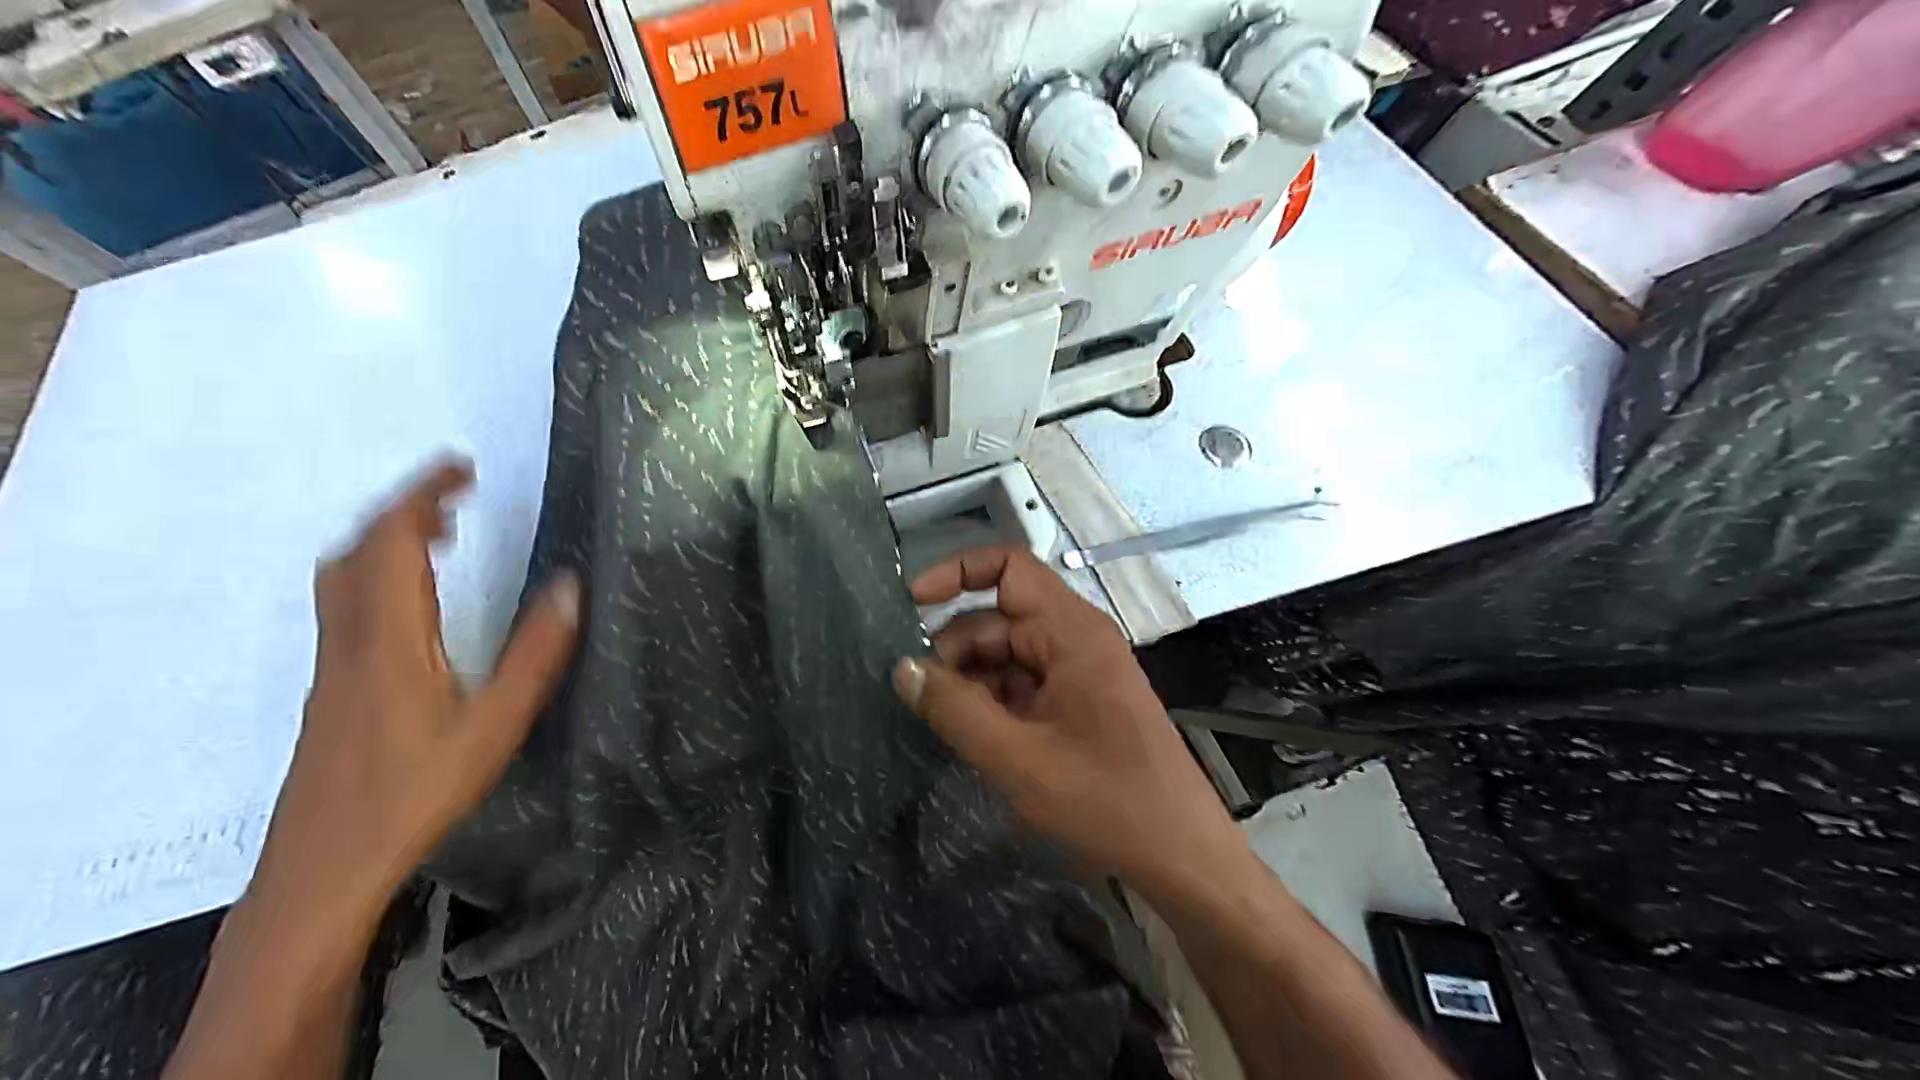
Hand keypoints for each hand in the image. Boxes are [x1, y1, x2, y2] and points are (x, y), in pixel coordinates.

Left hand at [250, 460, 579, 930]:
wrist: (324, 867)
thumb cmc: (416, 792)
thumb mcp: (495, 724)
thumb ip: (535, 654)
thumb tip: (571, 585)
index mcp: (388, 638)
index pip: (392, 541)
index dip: (423, 493)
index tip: (463, 468)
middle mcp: (349, 639)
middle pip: (356, 549)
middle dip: (403, 508)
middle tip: (458, 497)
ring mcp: (331, 665)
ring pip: (342, 577)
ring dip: (385, 539)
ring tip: (439, 533)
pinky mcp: (329, 688)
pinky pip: (345, 604)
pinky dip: (377, 573)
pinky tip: (413, 600)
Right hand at [893, 547, 1246, 896]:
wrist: (1181, 857)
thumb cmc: (1106, 801)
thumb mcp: (1017, 758)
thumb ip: (954, 709)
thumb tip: (902, 667)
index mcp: (1071, 631)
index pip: (1009, 568)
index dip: (957, 572)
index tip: (911, 604)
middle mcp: (1076, 639)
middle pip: (999, 618)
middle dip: (954, 648)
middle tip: (918, 694)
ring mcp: (1079, 672)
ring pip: (1007, 654)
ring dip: (970, 680)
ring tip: (940, 721)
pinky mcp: (1078, 703)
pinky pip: (1023, 684)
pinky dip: (992, 701)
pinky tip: (971, 734)